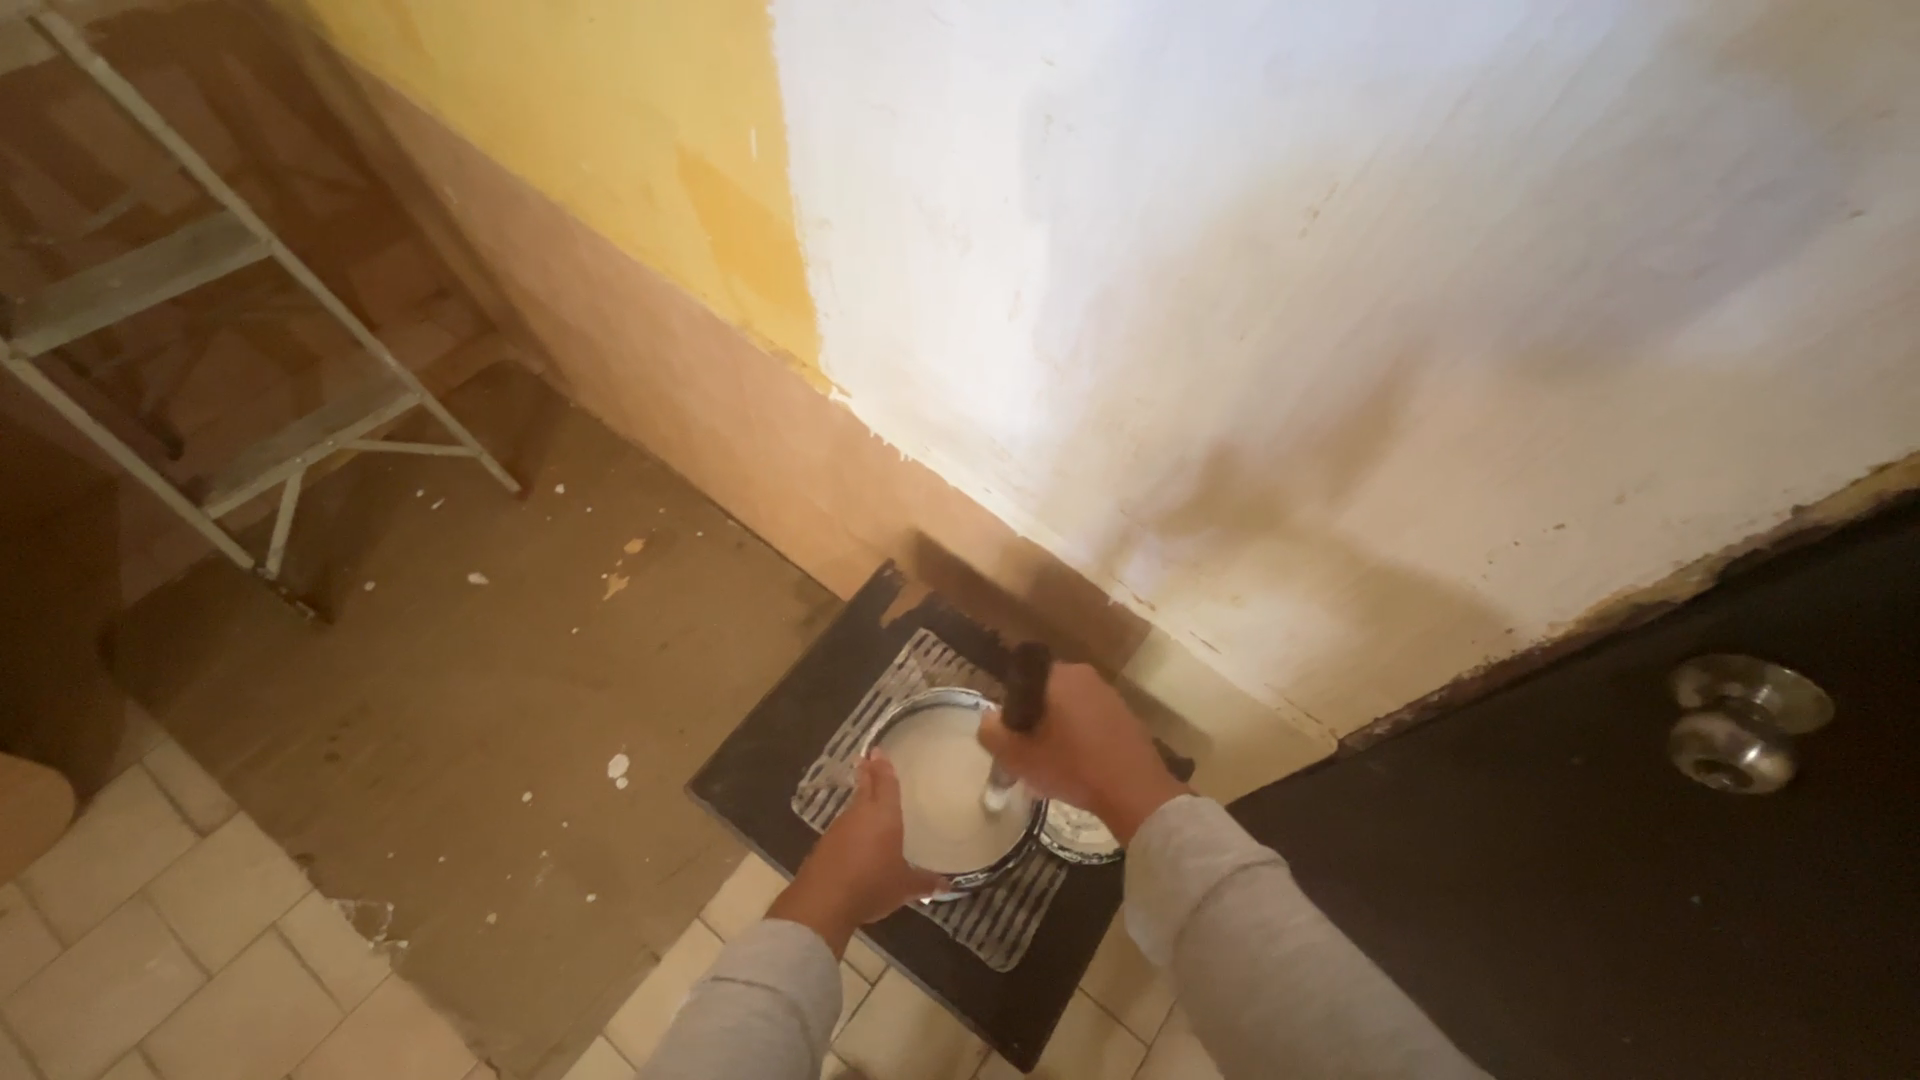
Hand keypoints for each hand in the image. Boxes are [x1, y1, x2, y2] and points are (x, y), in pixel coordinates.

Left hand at [768, 752, 946, 955]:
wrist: (822, 903)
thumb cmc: (871, 885)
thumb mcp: (904, 887)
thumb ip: (925, 883)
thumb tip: (947, 885)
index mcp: (884, 816)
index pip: (885, 783)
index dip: (884, 766)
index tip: (878, 749)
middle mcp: (860, 814)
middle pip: (865, 787)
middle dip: (868, 772)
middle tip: (868, 758)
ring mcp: (838, 828)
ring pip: (853, 806)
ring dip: (859, 798)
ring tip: (866, 795)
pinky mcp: (824, 845)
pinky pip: (843, 827)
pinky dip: (850, 824)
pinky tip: (854, 836)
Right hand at [978, 662, 1186, 842]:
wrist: (1134, 791)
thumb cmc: (1071, 766)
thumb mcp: (1017, 756)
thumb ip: (992, 732)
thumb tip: (989, 719)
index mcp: (1057, 675)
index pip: (1020, 681)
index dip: (1011, 709)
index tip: (1013, 738)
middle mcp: (1084, 675)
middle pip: (1045, 696)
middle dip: (1034, 722)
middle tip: (1029, 755)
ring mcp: (1109, 695)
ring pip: (1069, 710)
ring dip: (1058, 732)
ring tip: (1054, 766)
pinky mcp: (1126, 716)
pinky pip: (1091, 722)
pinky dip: (1081, 739)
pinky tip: (1080, 768)